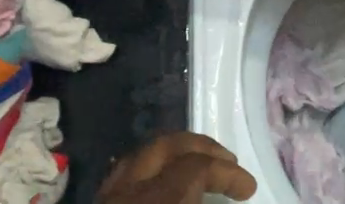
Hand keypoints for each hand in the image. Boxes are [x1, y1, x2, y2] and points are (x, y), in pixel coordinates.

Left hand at [98, 132, 258, 203]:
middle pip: (165, 147)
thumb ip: (205, 202)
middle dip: (201, 147)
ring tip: (197, 164)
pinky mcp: (95, 203)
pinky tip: (158, 181)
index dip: (226, 174)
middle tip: (227, 162)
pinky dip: (147, 168)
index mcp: (156, 200)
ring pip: (139, 155)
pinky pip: (121, 173)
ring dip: (173, 153)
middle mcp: (126, 190)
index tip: (249, 188)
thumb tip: (231, 192)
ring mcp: (106, 196)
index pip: (195, 168)